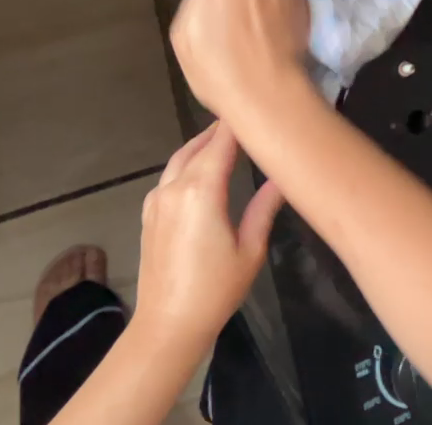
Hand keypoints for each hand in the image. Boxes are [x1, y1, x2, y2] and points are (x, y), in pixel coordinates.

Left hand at [135, 122, 284, 345]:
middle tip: (247, 119)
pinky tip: (202, 170)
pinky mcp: (149, 212)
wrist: (167, 326)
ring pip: (180, 157)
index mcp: (201, 189)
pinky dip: (187, 163)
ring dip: (202, 145)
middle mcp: (175, 186)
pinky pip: (169, 176)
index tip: (257, 106)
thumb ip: (265, 207)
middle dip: (220, 130)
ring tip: (227, 139)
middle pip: (199, 145)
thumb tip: (283, 177)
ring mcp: (157, 198)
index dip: (238, 122)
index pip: (221, 141)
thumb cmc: (214, 290)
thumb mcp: (250, 250)